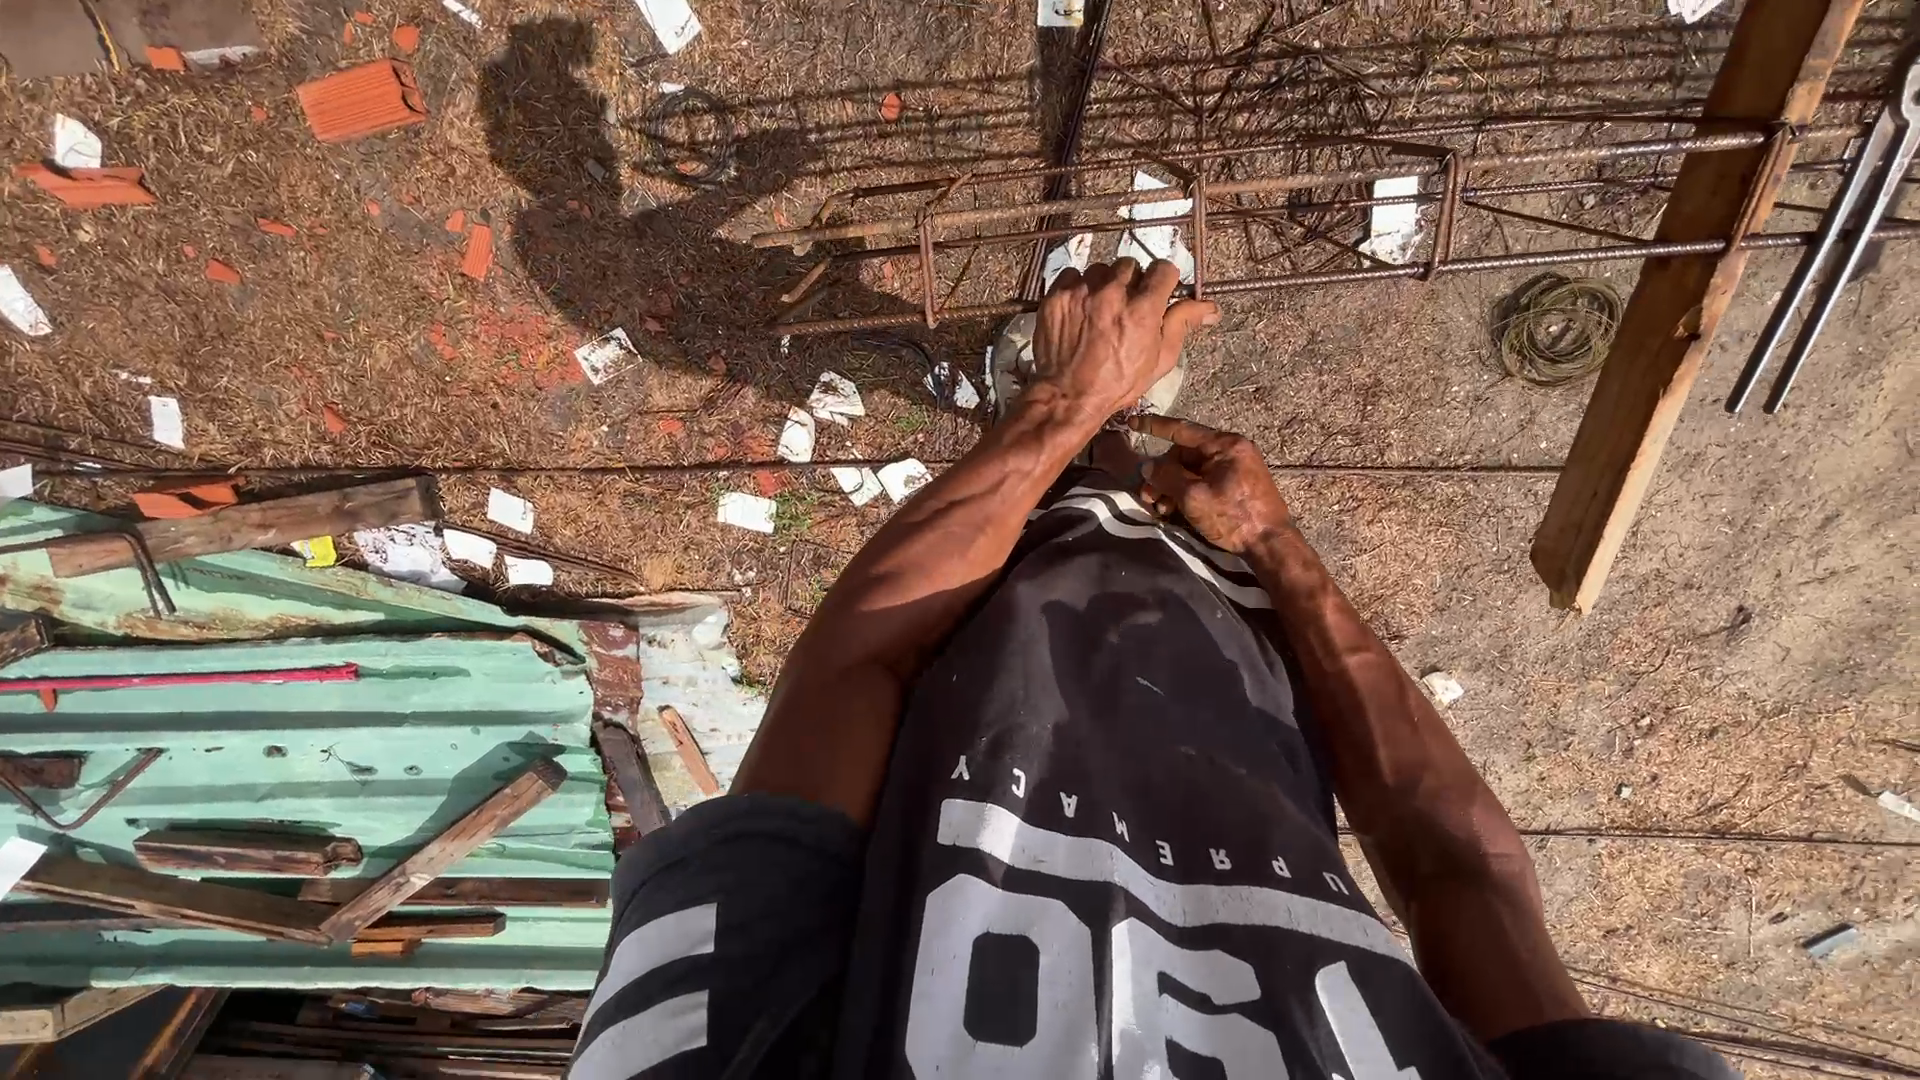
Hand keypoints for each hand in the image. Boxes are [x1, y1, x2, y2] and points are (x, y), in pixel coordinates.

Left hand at [1032, 258, 1217, 423]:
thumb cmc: (1117, 384)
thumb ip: (1181, 325)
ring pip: (1100, 270)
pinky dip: (1077, 288)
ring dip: (1103, 284)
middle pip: (1130, 266)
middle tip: (1125, 306)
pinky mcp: (1057, 296)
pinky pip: (1072, 276)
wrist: (1068, 397)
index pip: (1163, 268)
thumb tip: (1210, 308)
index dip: (1162, 281)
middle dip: (1131, 283)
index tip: (1156, 292)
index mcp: (1143, 309)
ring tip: (1100, 309)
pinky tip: (1080, 309)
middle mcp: (1112, 294)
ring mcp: (1081, 293)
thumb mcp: (1158, 360)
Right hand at [1128, 414, 1291, 554]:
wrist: (1270, 544)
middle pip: (1183, 454)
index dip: (1153, 426)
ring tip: (1160, 508)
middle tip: (1147, 496)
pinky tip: (1174, 510)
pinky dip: (1186, 492)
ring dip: (1171, 487)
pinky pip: (1203, 480)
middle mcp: (1231, 449)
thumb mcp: (1194, 497)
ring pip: (1191, 470)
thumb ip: (1167, 477)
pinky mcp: (1235, 484)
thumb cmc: (1233, 517)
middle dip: (1162, 474)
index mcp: (1224, 445)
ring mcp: (1234, 467)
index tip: (1132, 422)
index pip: (1182, 429)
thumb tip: (1147, 466)